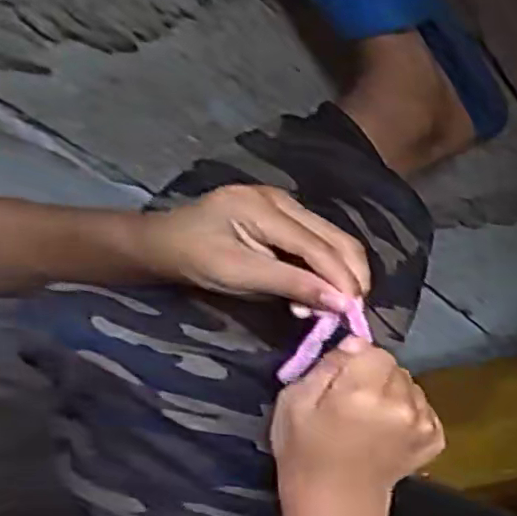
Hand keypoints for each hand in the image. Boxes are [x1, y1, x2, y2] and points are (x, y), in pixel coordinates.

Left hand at [134, 185, 369, 313]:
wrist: (164, 244)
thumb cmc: (193, 259)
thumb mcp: (239, 275)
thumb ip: (294, 285)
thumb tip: (344, 305)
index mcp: (259, 207)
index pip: (320, 248)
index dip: (343, 282)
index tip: (352, 315)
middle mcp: (282, 200)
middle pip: (342, 243)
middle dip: (352, 280)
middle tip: (347, 310)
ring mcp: (290, 206)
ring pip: (343, 245)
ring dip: (347, 277)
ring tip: (333, 301)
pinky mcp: (296, 217)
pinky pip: (332, 246)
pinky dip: (336, 271)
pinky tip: (322, 288)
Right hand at [271, 338, 443, 508]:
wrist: (339, 493)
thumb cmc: (306, 447)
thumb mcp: (296, 399)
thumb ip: (329, 367)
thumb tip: (355, 343)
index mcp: (364, 393)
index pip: (378, 353)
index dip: (362, 359)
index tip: (348, 373)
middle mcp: (402, 406)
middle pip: (399, 371)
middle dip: (379, 377)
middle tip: (358, 398)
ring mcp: (425, 424)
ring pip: (415, 390)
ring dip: (398, 395)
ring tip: (374, 416)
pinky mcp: (437, 439)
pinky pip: (426, 411)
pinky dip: (412, 414)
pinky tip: (391, 430)